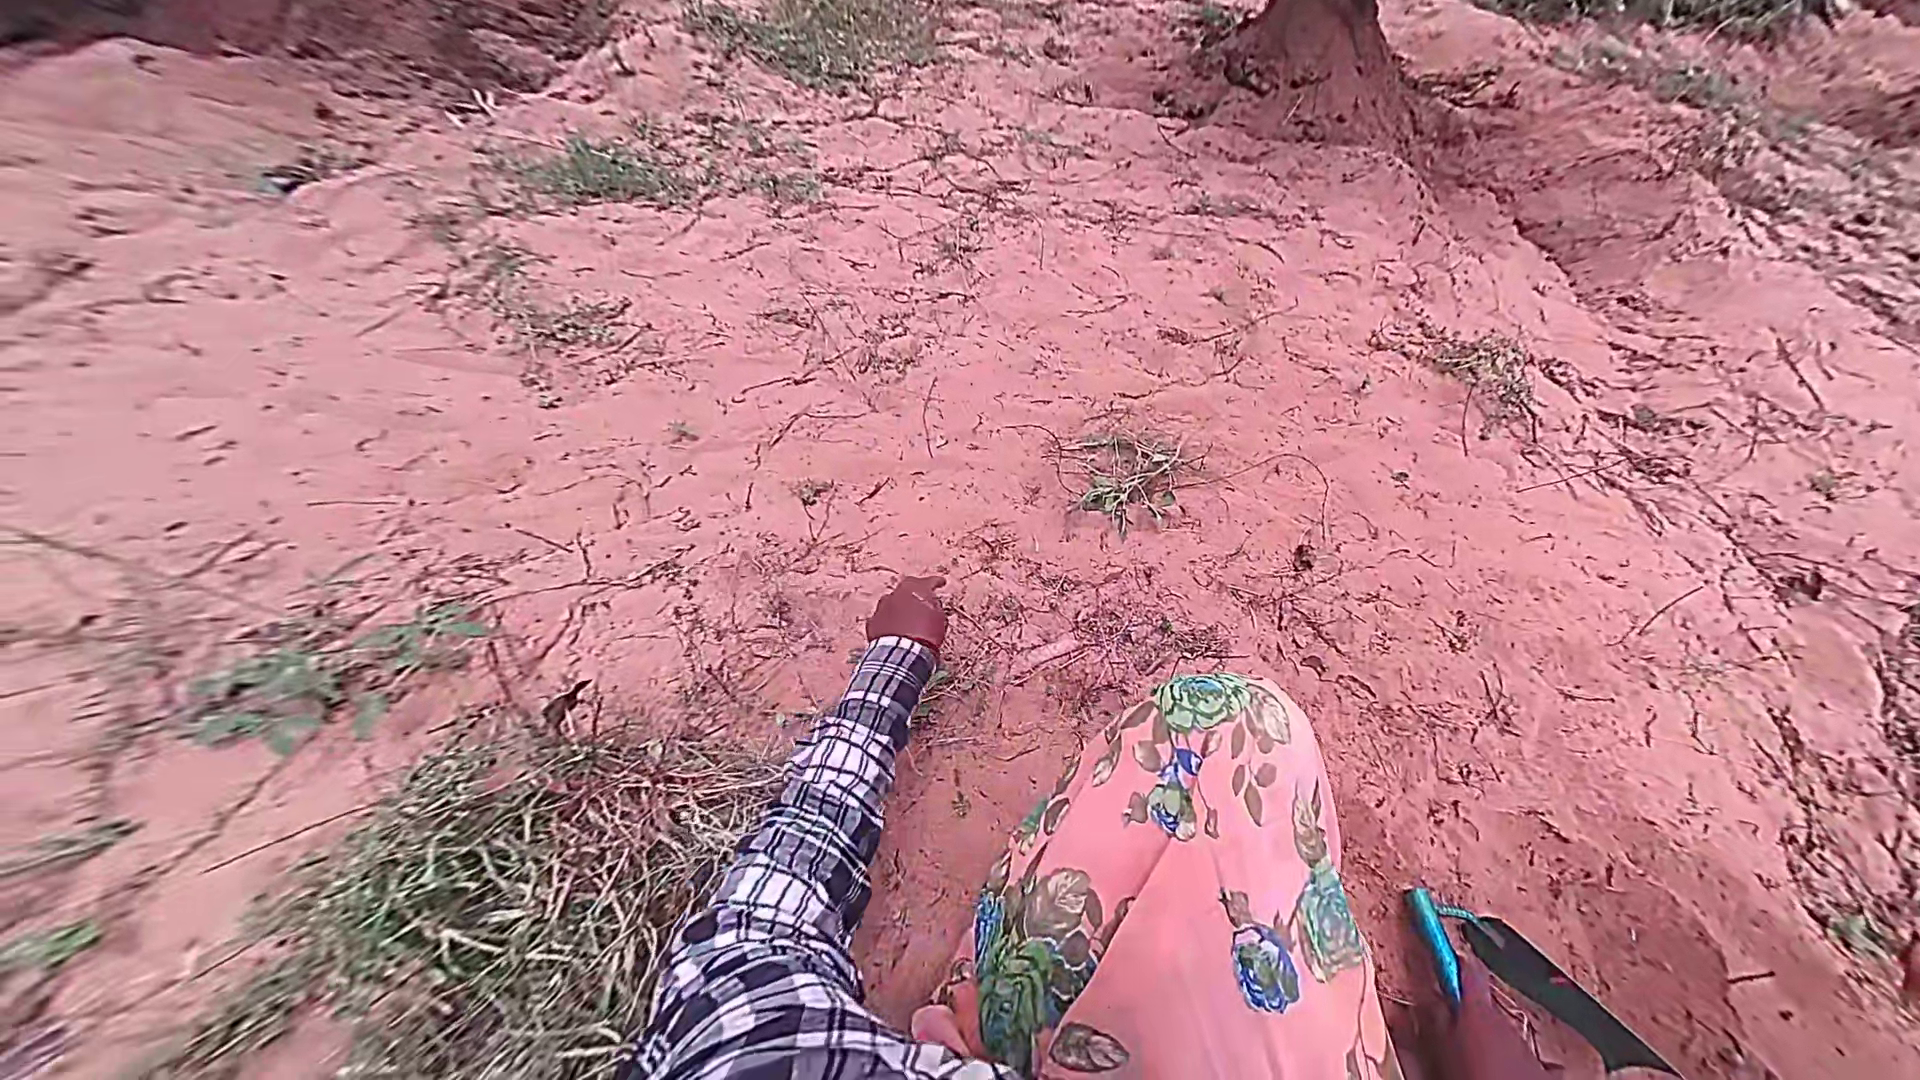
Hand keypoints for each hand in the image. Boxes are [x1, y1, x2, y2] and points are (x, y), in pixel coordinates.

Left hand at [866, 575, 947, 653]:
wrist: (903, 654)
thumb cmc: (925, 634)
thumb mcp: (939, 618)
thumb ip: (935, 605)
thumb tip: (932, 603)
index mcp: (914, 588)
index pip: (928, 581)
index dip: (936, 582)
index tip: (941, 583)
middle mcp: (895, 594)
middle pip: (906, 589)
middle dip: (914, 593)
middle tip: (922, 599)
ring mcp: (881, 608)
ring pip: (891, 603)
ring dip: (899, 607)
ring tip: (907, 617)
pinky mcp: (872, 623)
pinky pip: (882, 618)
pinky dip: (888, 622)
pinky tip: (895, 629)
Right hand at [1408, 958, 1556, 1079]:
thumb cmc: (1471, 1077)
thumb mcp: (1440, 1044)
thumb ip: (1433, 1013)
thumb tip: (1429, 991)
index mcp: (1478, 1011)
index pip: (1468, 968)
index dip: (1454, 957)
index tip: (1443, 949)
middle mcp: (1506, 1025)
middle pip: (1484, 1005)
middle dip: (1469, 1010)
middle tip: (1452, 1024)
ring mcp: (1529, 1050)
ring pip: (1504, 1032)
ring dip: (1491, 1037)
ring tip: (1477, 1057)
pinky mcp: (1546, 1075)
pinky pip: (1535, 1062)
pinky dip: (1522, 1062)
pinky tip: (1514, 1071)